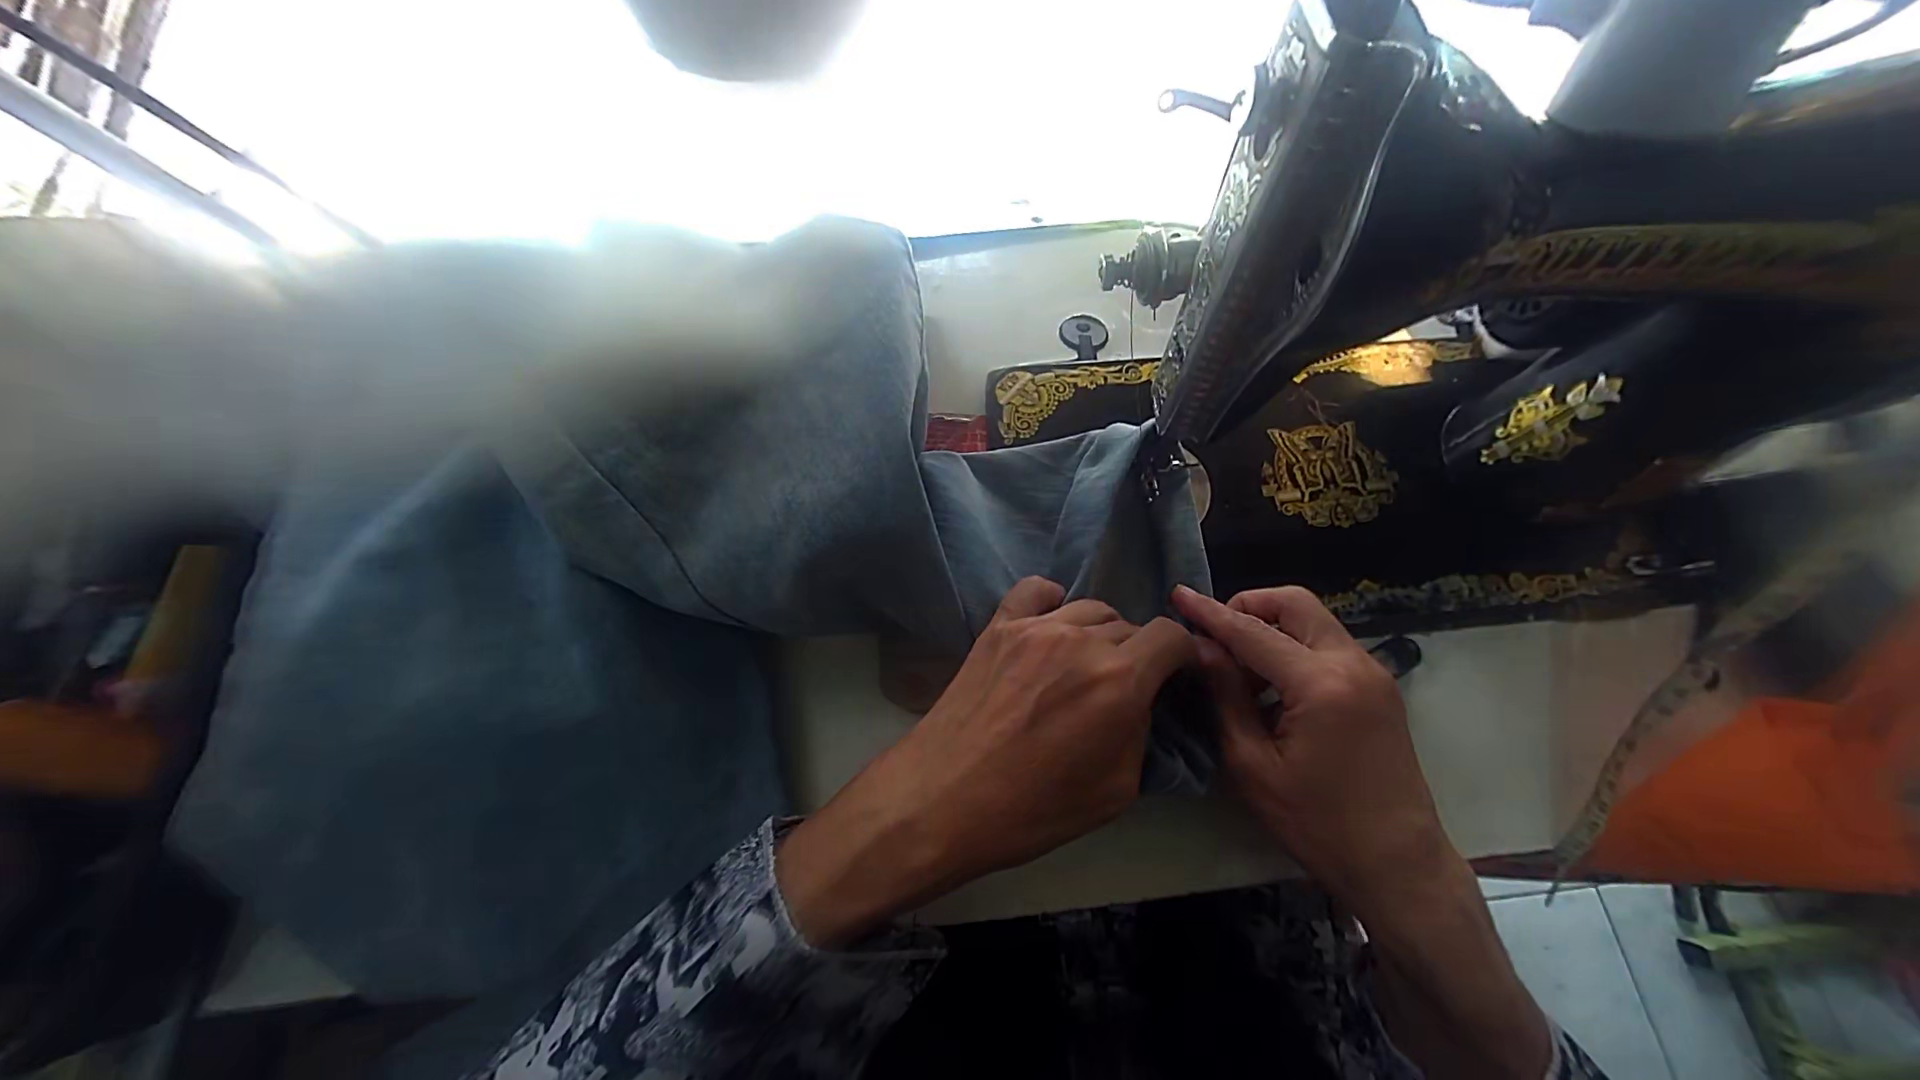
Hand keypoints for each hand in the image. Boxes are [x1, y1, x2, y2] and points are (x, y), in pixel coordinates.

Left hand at [778, 577, 1196, 946]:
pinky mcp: (998, 626)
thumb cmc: (1033, 809)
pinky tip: (1050, 627)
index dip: (1181, 658)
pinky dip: (1053, 602)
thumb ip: (1141, 731)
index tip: (1173, 679)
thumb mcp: (1117, 789)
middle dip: (1137, 653)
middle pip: (1130, 624)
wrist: (944, 799)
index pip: (1171, 636)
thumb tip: (1143, 700)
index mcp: (1119, 679)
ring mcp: (1034, 627)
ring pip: (1089, 608)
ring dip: (1099, 634)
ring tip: (1084, 665)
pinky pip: (1036, 590)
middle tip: (1122, 687)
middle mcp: (1081, 639)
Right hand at [1170, 584, 1452, 915]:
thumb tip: (1201, 647)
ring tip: (1237, 669)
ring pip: (1313, 621)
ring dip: (1271, 628)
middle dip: (1248, 607)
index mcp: (1321, 683)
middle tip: (1215, 637)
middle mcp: (1354, 664)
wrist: (1397, 865)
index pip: (1252, 631)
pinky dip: (1292, 647)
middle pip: (1294, 604)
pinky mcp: (1378, 689)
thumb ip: (1225, 695)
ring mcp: (1373, 674)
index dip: (1209, 612)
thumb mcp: (1252, 763)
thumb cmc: (1316, 822)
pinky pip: (1327, 645)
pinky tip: (1270, 686)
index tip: (1178, 594)